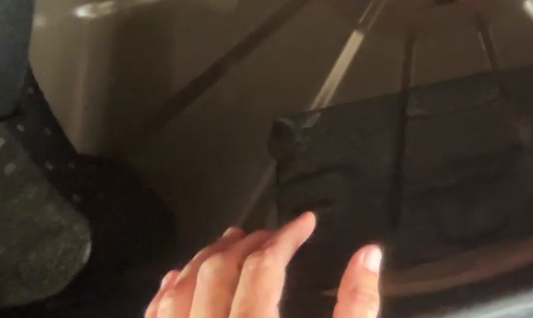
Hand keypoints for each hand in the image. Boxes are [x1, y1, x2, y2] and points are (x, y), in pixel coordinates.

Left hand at [145, 212, 381, 317]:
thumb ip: (356, 309)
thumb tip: (368, 255)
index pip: (265, 266)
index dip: (287, 236)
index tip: (306, 223)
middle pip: (217, 271)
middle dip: (248, 242)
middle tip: (273, 233)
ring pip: (177, 294)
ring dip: (203, 260)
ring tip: (230, 244)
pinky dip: (165, 296)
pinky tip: (176, 281)